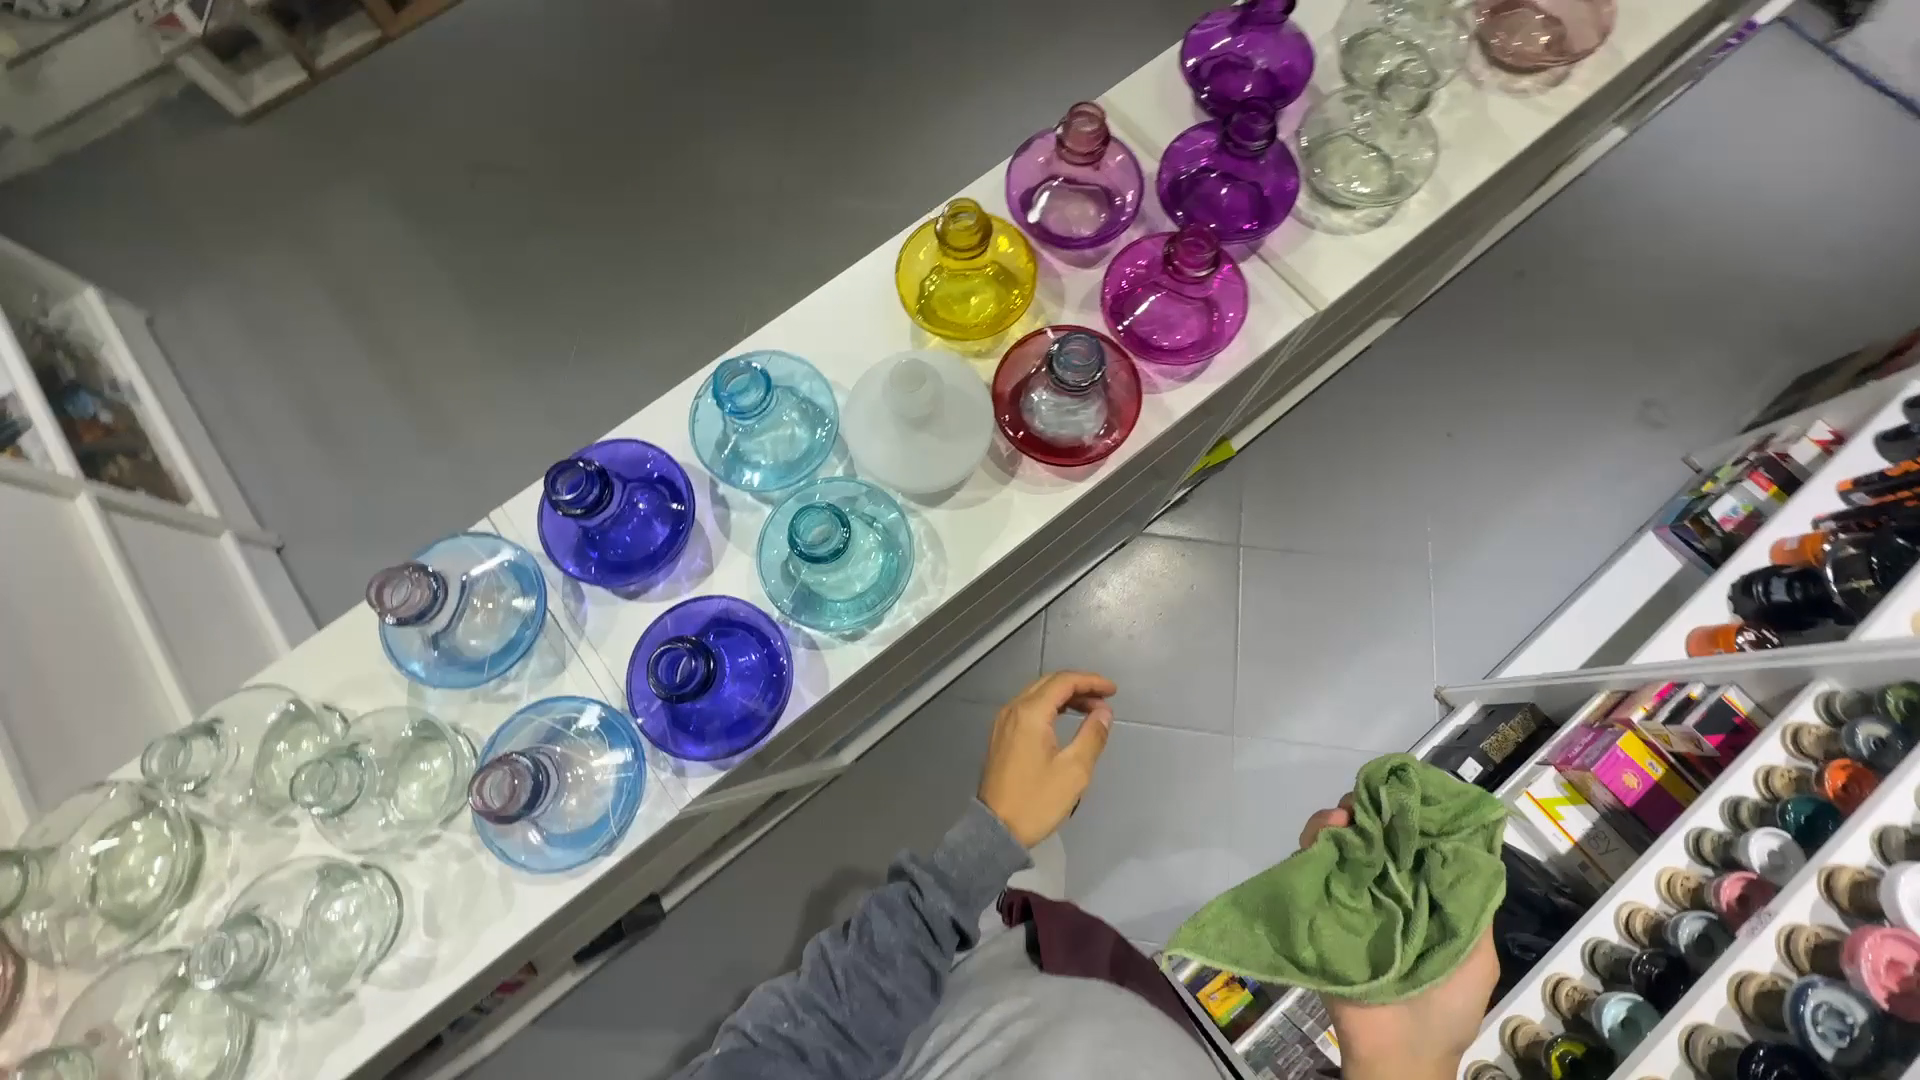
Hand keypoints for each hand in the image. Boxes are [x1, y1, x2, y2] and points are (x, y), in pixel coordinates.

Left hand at [977, 671, 1115, 847]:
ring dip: (1065, 696)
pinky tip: (1065, 720)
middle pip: (1049, 683)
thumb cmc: (1037, 800)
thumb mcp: (1074, 771)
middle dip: (1079, 686)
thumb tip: (1104, 713)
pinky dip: (1050, 707)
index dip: (1091, 681)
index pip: (1063, 682)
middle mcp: (1013, 710)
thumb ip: (1092, 736)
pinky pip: (1028, 708)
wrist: (997, 829)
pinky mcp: (1001, 735)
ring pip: (1037, 694)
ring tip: (1091, 710)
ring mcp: (1003, 722)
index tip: (1113, 690)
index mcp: (1030, 713)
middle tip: (1105, 700)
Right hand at [1298, 800, 1497, 1079]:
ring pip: (1336, 841)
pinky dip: (1312, 842)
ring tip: (1342, 819)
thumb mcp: (1474, 951)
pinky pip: (1308, 864)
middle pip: (1369, 833)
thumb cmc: (1443, 1005)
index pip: (1409, 839)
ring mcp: (1345, 892)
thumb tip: (1463, 841)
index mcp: (1419, 892)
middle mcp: (1380, 884)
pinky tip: (1325, 834)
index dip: (1406, 811)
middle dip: (1368, 810)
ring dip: (1338, 821)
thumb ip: (1469, 901)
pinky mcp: (1314, 903)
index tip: (1403, 792)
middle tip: (1366, 802)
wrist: (1397, 1049)